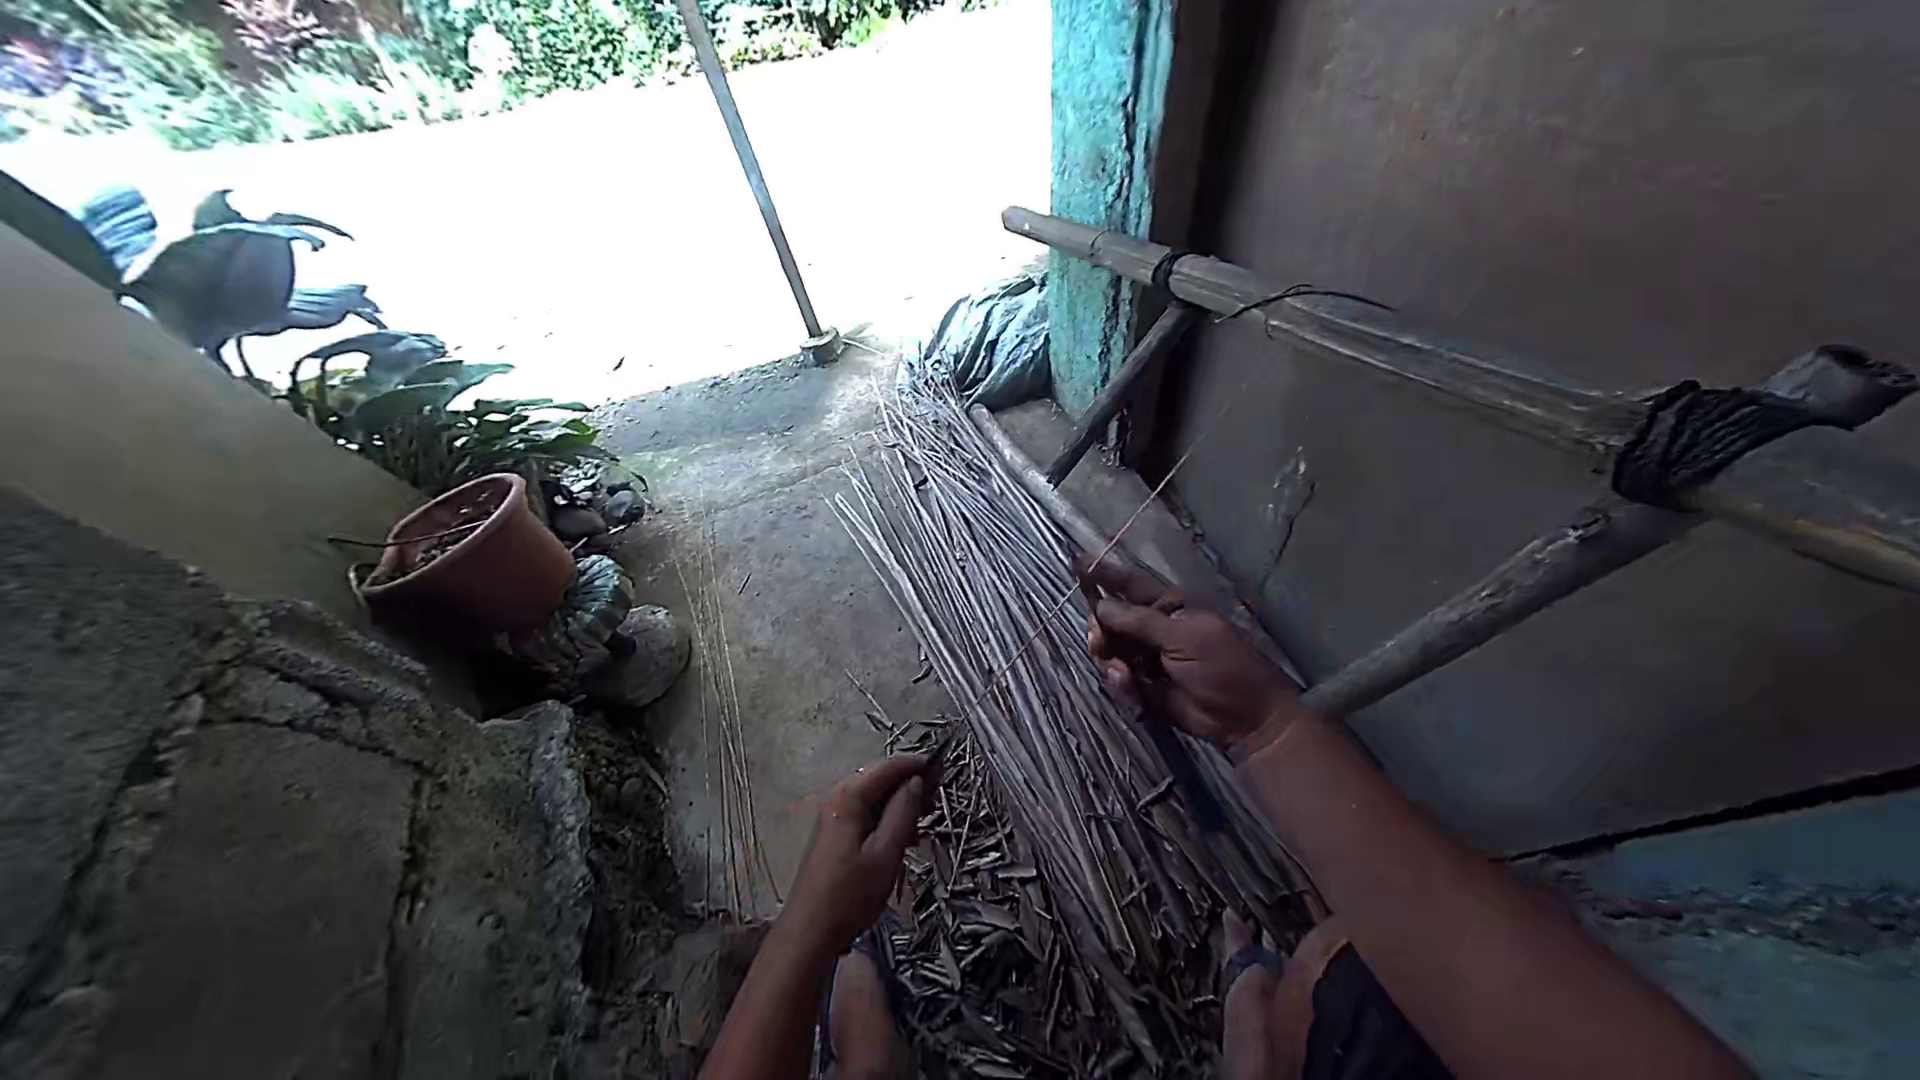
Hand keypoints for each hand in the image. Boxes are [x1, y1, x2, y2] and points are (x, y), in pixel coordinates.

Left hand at [779, 757, 930, 955]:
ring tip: (925, 822)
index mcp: (849, 797)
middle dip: (910, 787)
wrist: (809, 934)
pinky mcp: (836, 836)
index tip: (943, 769)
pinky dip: (887, 822)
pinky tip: (903, 839)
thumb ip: (903, 812)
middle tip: (937, 800)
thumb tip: (917, 780)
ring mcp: (835, 817)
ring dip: (901, 807)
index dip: (917, 766)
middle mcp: (839, 799)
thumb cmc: (850, 895)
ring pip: (876, 800)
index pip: (889, 767)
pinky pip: (867, 817)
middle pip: (881, 781)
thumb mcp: (886, 853)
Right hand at [1077, 554, 1303, 754]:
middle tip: (1099, 642)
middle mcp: (1153, 629)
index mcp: (1168, 607)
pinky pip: (1118, 680)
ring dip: (1111, 661)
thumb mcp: (1184, 636)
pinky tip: (1133, 690)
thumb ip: (1139, 620)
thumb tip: (1101, 604)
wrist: (1245, 719)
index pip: (1130, 583)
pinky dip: (1121, 686)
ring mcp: (1147, 658)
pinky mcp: (1144, 687)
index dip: (1105, 573)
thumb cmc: (1223, 667)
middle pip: (1110, 619)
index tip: (1077, 563)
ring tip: (1125, 675)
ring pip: (1110, 651)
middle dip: (1100, 629)